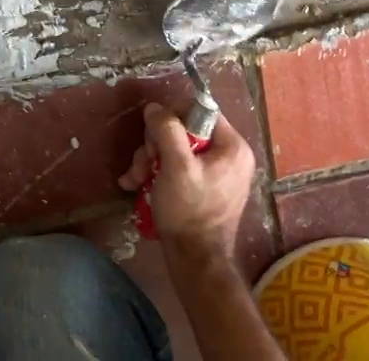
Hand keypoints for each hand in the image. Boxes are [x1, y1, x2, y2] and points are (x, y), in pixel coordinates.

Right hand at [118, 102, 255, 255]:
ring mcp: (215, 172)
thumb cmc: (189, 211)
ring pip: (174, 148)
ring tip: (135, 179)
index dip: (172, 118)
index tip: (156, 136)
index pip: (199, 110)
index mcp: (233, 147)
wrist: (195, 261)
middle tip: (143, 164)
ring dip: (149, 160)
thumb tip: (154, 108)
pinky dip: (156, 173)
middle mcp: (228, 156)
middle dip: (155, 145)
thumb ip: (166, 130)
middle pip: (182, 130)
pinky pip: (176, 166)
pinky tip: (136, 184)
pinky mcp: (203, 186)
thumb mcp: (175, 165)